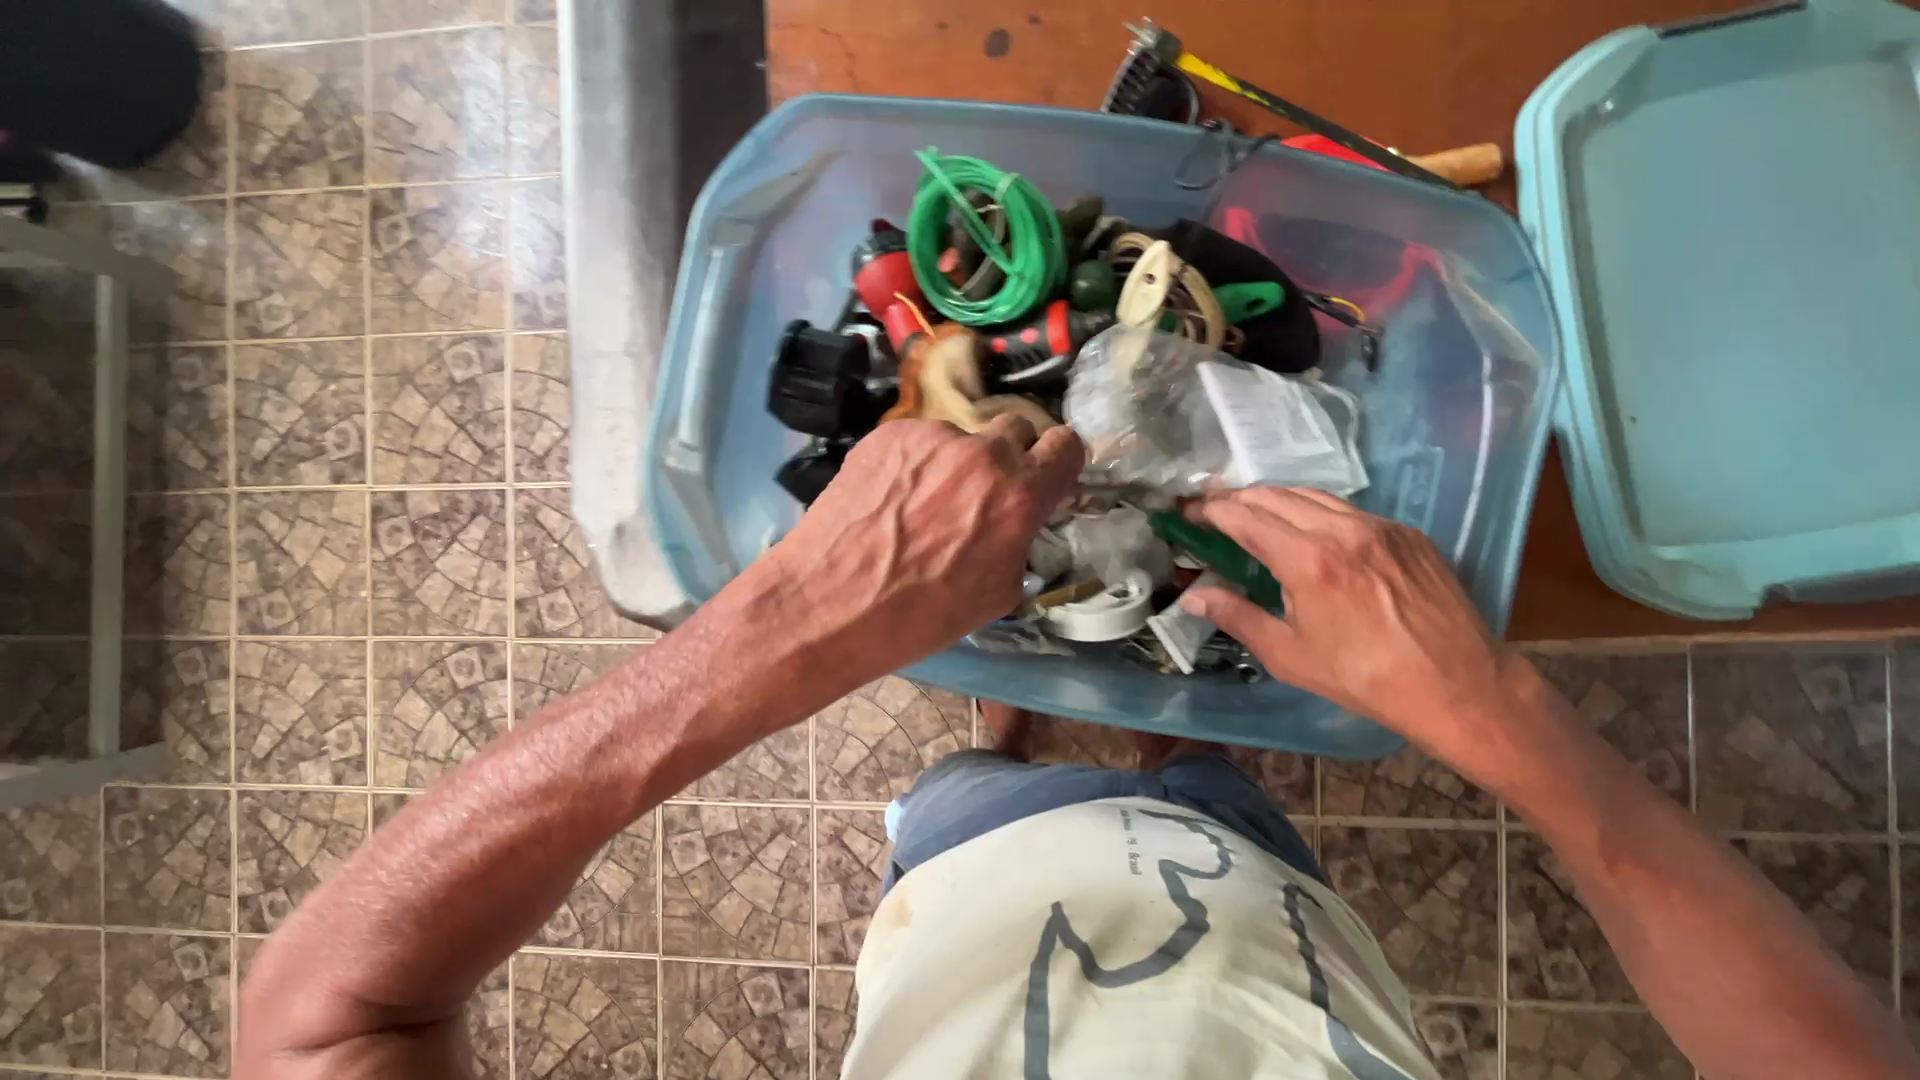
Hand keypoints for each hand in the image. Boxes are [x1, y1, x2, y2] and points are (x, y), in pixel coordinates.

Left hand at [748, 415, 1082, 685]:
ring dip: (953, 464)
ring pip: (960, 439)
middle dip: (1007, 459)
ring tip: (917, 509)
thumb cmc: (921, 614)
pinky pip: (917, 442)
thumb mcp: (997, 595)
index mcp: (1019, 495)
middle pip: (1015, 429)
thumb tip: (1014, 524)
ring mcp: (931, 438)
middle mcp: (981, 454)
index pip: (1066, 446)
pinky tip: (887, 501)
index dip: (1059, 461)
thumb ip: (1019, 542)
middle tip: (981, 496)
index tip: (1045, 476)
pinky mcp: (887, 434)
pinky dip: (913, 465)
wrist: (830, 601)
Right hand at [1181, 488, 1527, 773]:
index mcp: (1308, 561)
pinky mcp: (1407, 534)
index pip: (1245, 517)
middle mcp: (1342, 530)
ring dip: (1276, 500)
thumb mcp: (1289, 655)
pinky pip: (1349, 510)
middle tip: (1214, 511)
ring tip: (1255, 515)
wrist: (1458, 685)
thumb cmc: (1364, 678)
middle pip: (1275, 495)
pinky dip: (1316, 512)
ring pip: (1313, 495)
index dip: (1210, 510)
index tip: (1189, 512)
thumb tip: (1193, 597)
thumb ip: (1238, 616)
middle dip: (1238, 499)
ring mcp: (1380, 527)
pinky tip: (1311, 533)